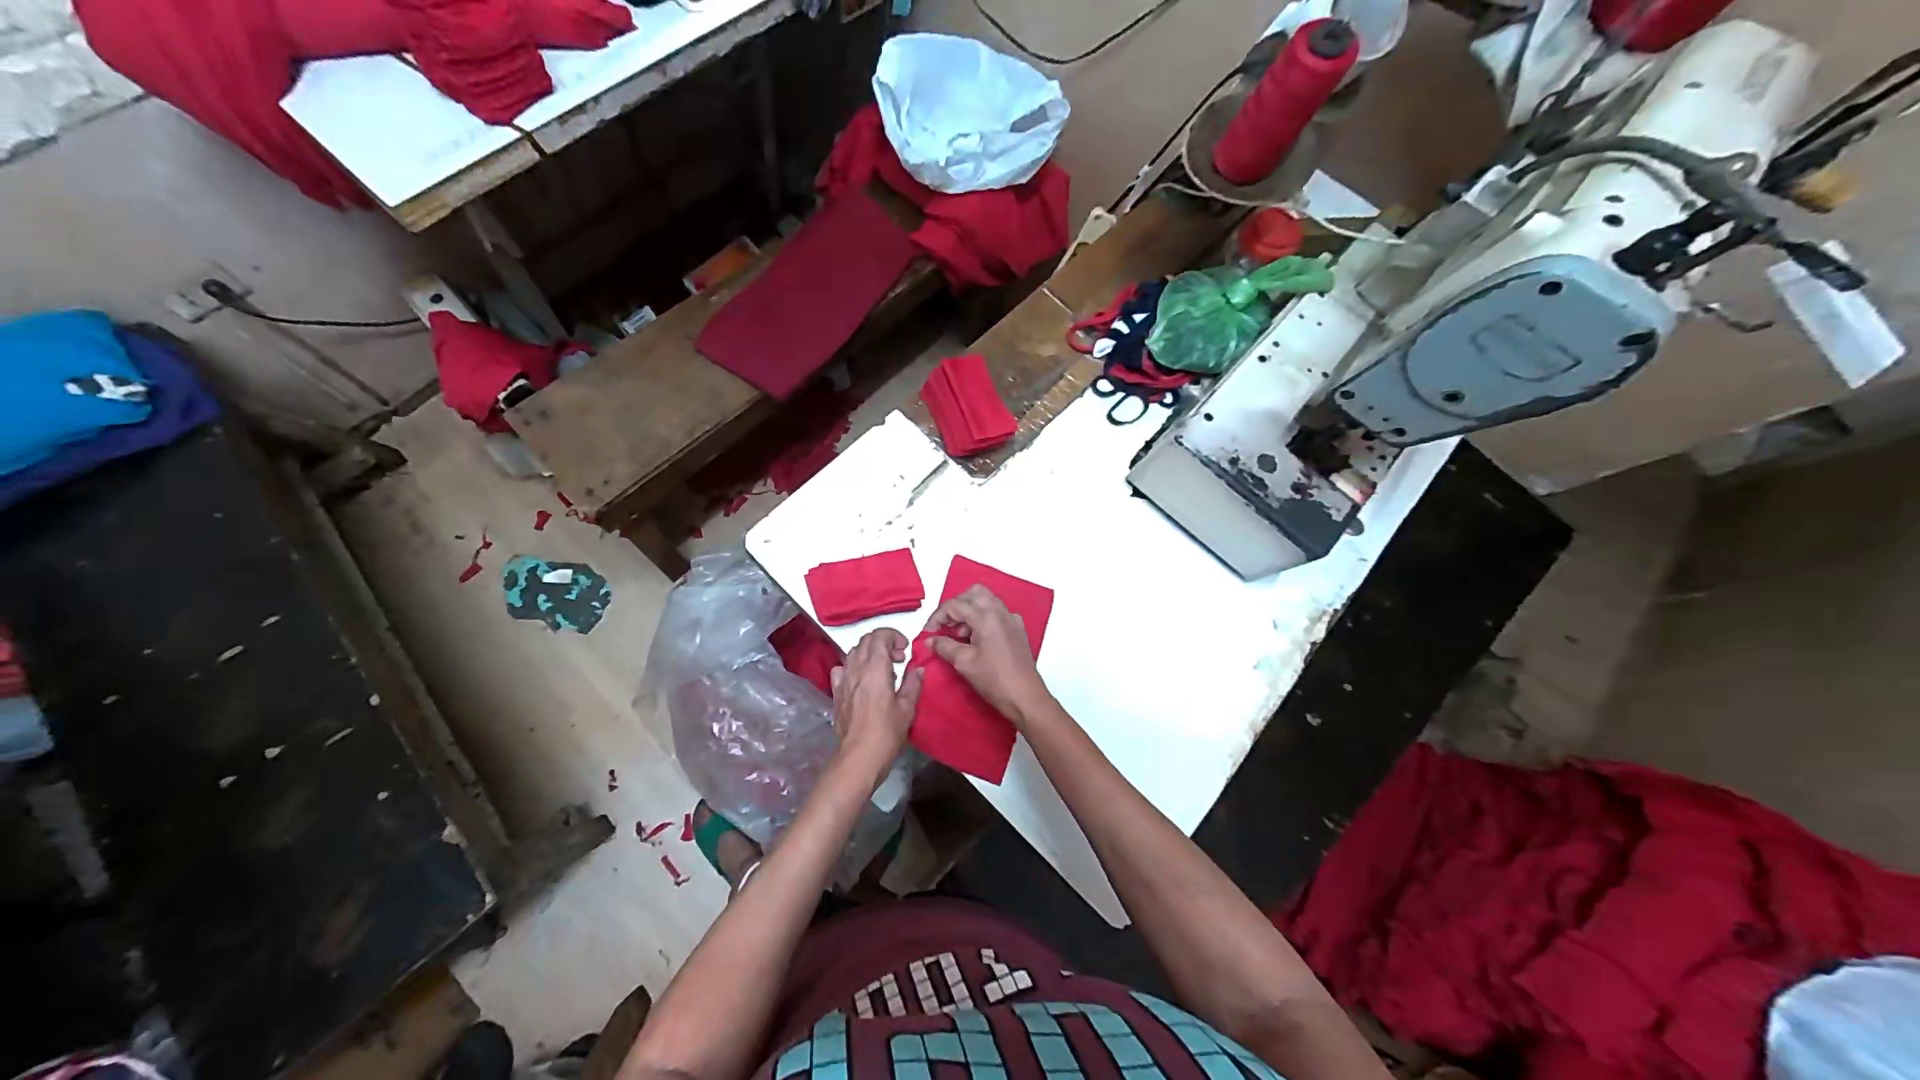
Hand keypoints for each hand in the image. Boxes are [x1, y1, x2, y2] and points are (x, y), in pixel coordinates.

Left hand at [829, 628, 922, 781]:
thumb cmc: (887, 732)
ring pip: (852, 653)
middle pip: (865, 641)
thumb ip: (913, 683)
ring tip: (883, 668)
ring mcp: (843, 681)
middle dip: (883, 643)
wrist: (859, 757)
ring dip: (869, 653)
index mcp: (875, 668)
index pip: (879, 636)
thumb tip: (918, 668)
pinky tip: (861, 679)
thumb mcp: (907, 708)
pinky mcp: (836, 693)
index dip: (893, 636)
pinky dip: (853, 667)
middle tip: (898, 658)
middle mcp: (856, 669)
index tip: (905, 649)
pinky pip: (841, 670)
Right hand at [922, 586, 1053, 726]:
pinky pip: (997, 614)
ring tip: (960, 636)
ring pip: (986, 601)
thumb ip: (944, 646)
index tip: (928, 633)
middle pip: (973, 594)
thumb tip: (930, 640)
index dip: (937, 617)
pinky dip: (983, 619)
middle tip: (945, 627)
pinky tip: (978, 640)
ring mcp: (1011, 619)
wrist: (1025, 697)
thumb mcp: (964, 662)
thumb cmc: (993, 679)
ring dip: (969, 612)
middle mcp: (1000, 611)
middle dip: (956, 607)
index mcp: (986, 615)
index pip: (954, 605)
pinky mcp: (1017, 630)